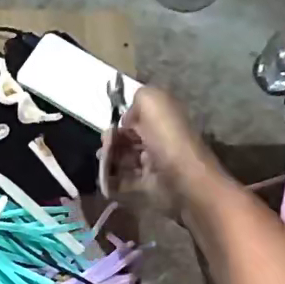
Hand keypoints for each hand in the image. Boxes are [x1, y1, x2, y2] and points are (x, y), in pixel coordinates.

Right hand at [100, 86, 229, 220]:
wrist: (183, 176)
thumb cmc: (167, 136)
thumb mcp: (152, 100)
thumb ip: (137, 98)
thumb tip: (127, 118)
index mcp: (164, 118)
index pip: (139, 117)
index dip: (122, 121)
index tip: (109, 127)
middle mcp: (160, 139)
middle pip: (129, 139)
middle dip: (113, 141)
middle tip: (102, 146)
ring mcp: (154, 163)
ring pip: (125, 160)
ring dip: (110, 159)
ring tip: (102, 160)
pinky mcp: (149, 185)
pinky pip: (126, 181)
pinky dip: (113, 179)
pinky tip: (105, 177)